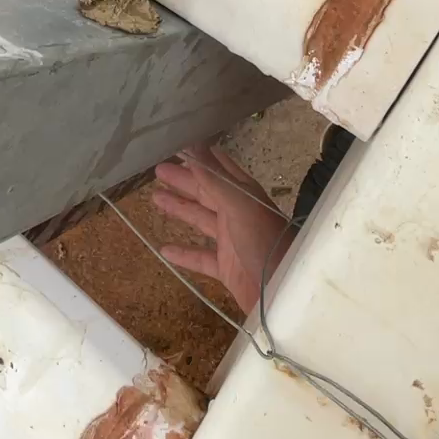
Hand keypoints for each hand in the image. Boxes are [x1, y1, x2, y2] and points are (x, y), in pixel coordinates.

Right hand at [151, 144, 294, 315]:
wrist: (284, 292)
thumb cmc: (264, 241)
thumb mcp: (239, 205)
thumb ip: (214, 179)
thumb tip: (193, 146)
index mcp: (243, 194)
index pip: (218, 168)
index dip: (198, 157)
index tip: (176, 145)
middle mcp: (237, 213)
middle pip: (204, 192)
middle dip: (182, 180)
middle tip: (157, 171)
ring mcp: (231, 241)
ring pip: (200, 219)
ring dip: (179, 208)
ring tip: (155, 198)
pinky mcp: (227, 268)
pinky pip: (200, 257)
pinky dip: (183, 253)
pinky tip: (164, 249)